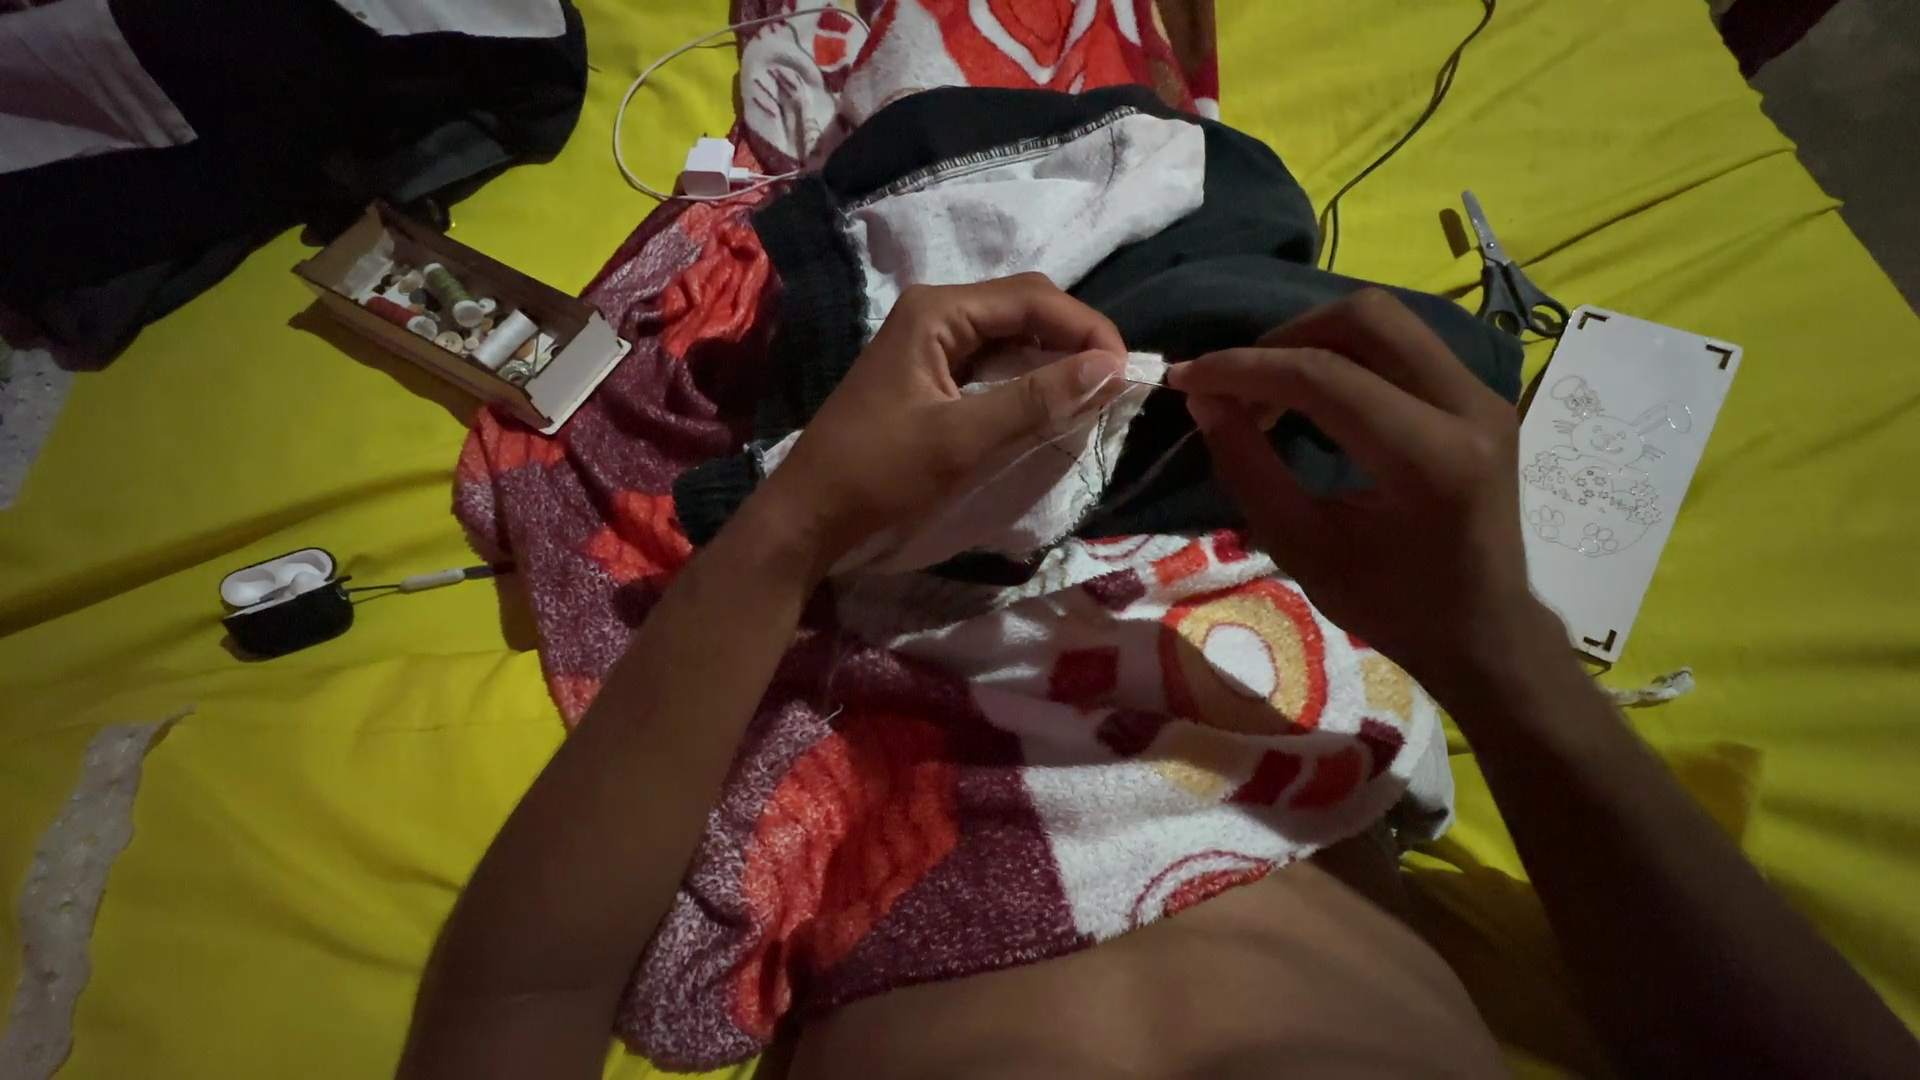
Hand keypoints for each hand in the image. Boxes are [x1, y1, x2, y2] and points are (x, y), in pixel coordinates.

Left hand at [742, 273, 1127, 578]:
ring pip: (1009, 342)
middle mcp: (934, 317)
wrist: (811, 518)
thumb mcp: (961, 439)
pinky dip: (1024, 386)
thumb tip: (1111, 367)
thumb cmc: (879, 475)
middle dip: (1073, 342)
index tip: (1126, 373)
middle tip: (1113, 385)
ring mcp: (929, 349)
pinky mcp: (928, 382)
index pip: (1032, 299)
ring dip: (1052, 364)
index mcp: (937, 312)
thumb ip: (1036, 400)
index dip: (1086, 329)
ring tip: (1091, 397)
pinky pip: (990, 370)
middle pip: (1023, 311)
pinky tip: (1048, 408)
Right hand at [1167, 289, 1554, 698]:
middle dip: (1280, 339)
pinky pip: (1399, 343)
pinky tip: (1306, 396)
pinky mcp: (1477, 395)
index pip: (1324, 377)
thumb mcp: (1300, 547)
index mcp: (1430, 459)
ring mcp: (1482, 393)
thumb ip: (1248, 469)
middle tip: (1234, 386)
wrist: (1481, 629)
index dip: (1243, 369)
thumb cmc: (1387, 604)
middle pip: (1365, 318)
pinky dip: (1339, 354)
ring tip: (1264, 393)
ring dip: (1308, 341)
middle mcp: (1469, 407)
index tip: (1186, 379)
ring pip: (1384, 320)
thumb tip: (1203, 401)